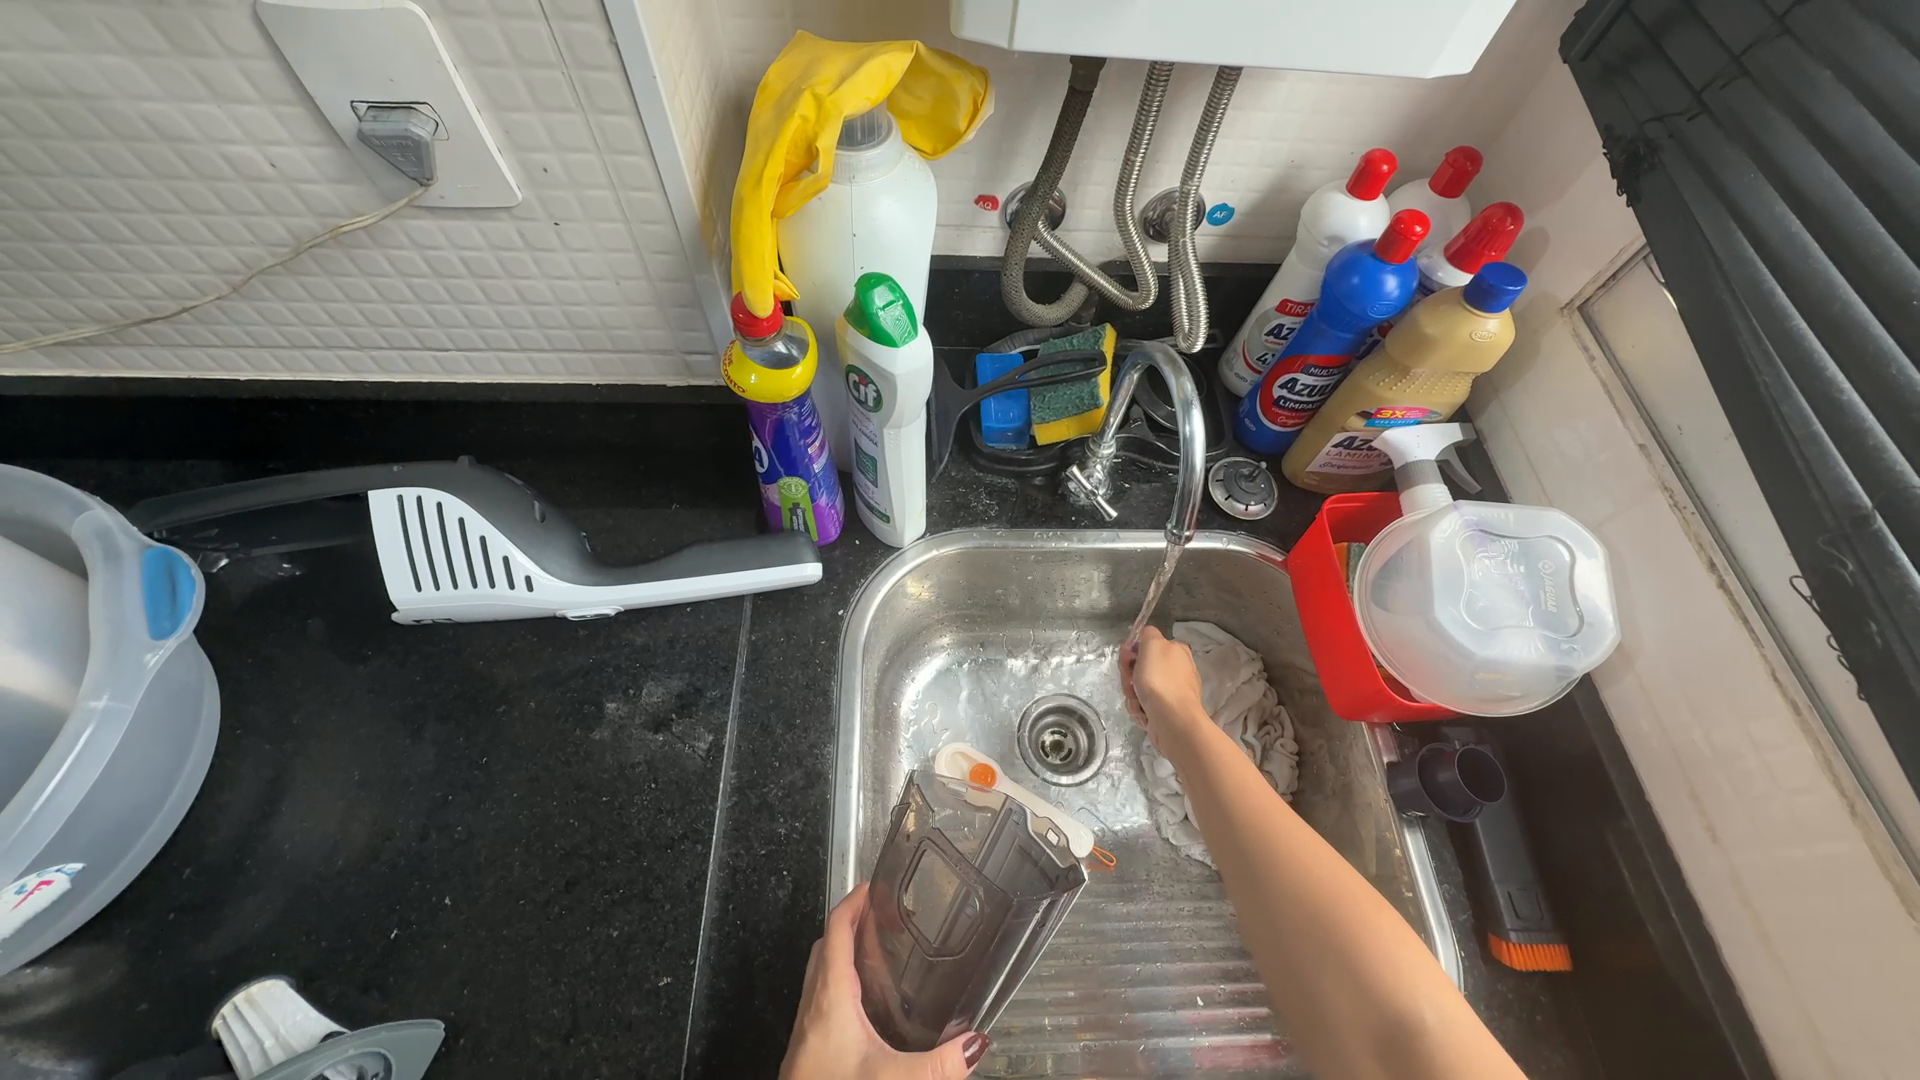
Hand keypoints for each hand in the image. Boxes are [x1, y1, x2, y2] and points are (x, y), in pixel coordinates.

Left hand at [779, 883, 990, 1079]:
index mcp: (831, 993)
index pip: (836, 927)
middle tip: (885, 914)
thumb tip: (974, 1044)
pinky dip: (841, 977)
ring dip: (844, 948)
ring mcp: (808, 1022)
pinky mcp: (809, 1042)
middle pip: (827, 941)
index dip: (854, 900)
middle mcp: (814, 1001)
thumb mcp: (892, 1078)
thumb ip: (938, 1065)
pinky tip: (866, 1000)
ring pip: (821, 967)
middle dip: (853, 920)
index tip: (875, 884)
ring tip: (879, 948)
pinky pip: (822, 992)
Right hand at [1120, 626, 1207, 750]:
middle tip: (1130, 683)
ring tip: (1138, 701)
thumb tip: (1145, 636)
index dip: (1132, 653)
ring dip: (1133, 694)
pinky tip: (1143, 713)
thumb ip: (1147, 633)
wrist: (1172, 719)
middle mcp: (1178, 670)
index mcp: (1177, 651)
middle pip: (1141, 669)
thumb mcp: (1152, 644)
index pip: (1148, 647)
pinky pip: (1145, 705)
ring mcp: (1173, 692)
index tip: (1126, 661)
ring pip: (1140, 688)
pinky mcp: (1167, 711)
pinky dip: (1140, 709)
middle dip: (1130, 677)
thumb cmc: (1161, 679)